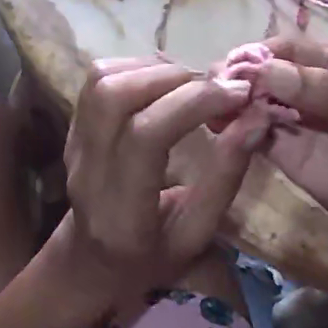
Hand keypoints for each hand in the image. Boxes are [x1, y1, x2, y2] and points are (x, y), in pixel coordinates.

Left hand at [52, 58, 273, 299]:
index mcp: (120, 211)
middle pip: (113, 96)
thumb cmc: (153, 255)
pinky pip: (97, 79)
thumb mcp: (198, 232)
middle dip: (172, 78)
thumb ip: (224, 177)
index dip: (193, 103)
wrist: (92, 260)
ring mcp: (72, 143)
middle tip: (213, 88)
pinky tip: (164, 83)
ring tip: (191, 84)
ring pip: (101, 80)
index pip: (145, 136)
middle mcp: (86, 170)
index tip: (238, 93)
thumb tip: (256, 117)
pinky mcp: (71, 126)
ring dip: (154, 68)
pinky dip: (136, 67)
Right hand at [222, 37, 327, 262]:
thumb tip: (262, 69)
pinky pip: (260, 138)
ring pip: (258, 106)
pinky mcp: (293, 158)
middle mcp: (315, 89)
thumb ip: (319, 92)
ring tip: (206, 113)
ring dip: (233, 106)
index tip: (227, 70)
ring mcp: (302, 125)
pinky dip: (240, 133)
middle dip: (238, 81)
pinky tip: (220, 133)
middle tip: (209, 94)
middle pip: (266, 75)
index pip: (286, 50)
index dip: (255, 56)